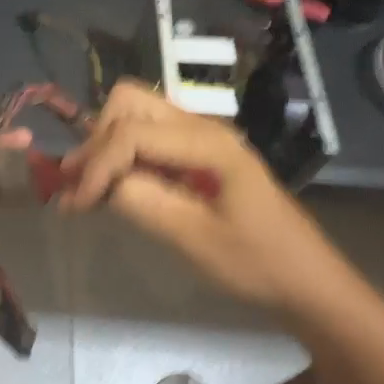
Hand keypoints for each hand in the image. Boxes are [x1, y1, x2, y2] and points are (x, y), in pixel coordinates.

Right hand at [59, 80, 344, 310]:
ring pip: (134, 114)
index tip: (76, 204)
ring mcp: (199, 138)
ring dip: (104, 144)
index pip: (131, 133)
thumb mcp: (195, 238)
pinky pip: (147, 136)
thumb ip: (143, 203)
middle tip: (78, 185)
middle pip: (128, 103)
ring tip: (86, 188)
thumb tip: (94, 185)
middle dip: (96, 140)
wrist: (307, 280)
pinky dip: (120, 155)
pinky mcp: (195, 154)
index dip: (96, 164)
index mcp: (208, 144)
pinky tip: (109, 189)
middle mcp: (201, 127)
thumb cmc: (257, 262)